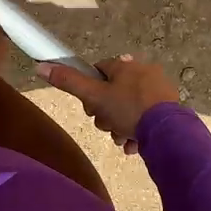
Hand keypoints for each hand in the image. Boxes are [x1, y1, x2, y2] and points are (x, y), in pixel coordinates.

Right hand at [37, 55, 181, 154]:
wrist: (168, 130)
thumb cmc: (128, 109)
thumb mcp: (94, 97)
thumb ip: (68, 82)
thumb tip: (40, 67)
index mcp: (125, 65)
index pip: (98, 71)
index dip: (89, 90)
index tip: (90, 107)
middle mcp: (143, 72)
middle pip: (114, 92)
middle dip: (107, 114)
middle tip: (106, 126)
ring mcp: (159, 91)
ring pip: (129, 108)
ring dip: (121, 126)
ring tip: (122, 139)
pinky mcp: (170, 109)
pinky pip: (147, 118)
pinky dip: (138, 131)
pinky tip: (134, 144)